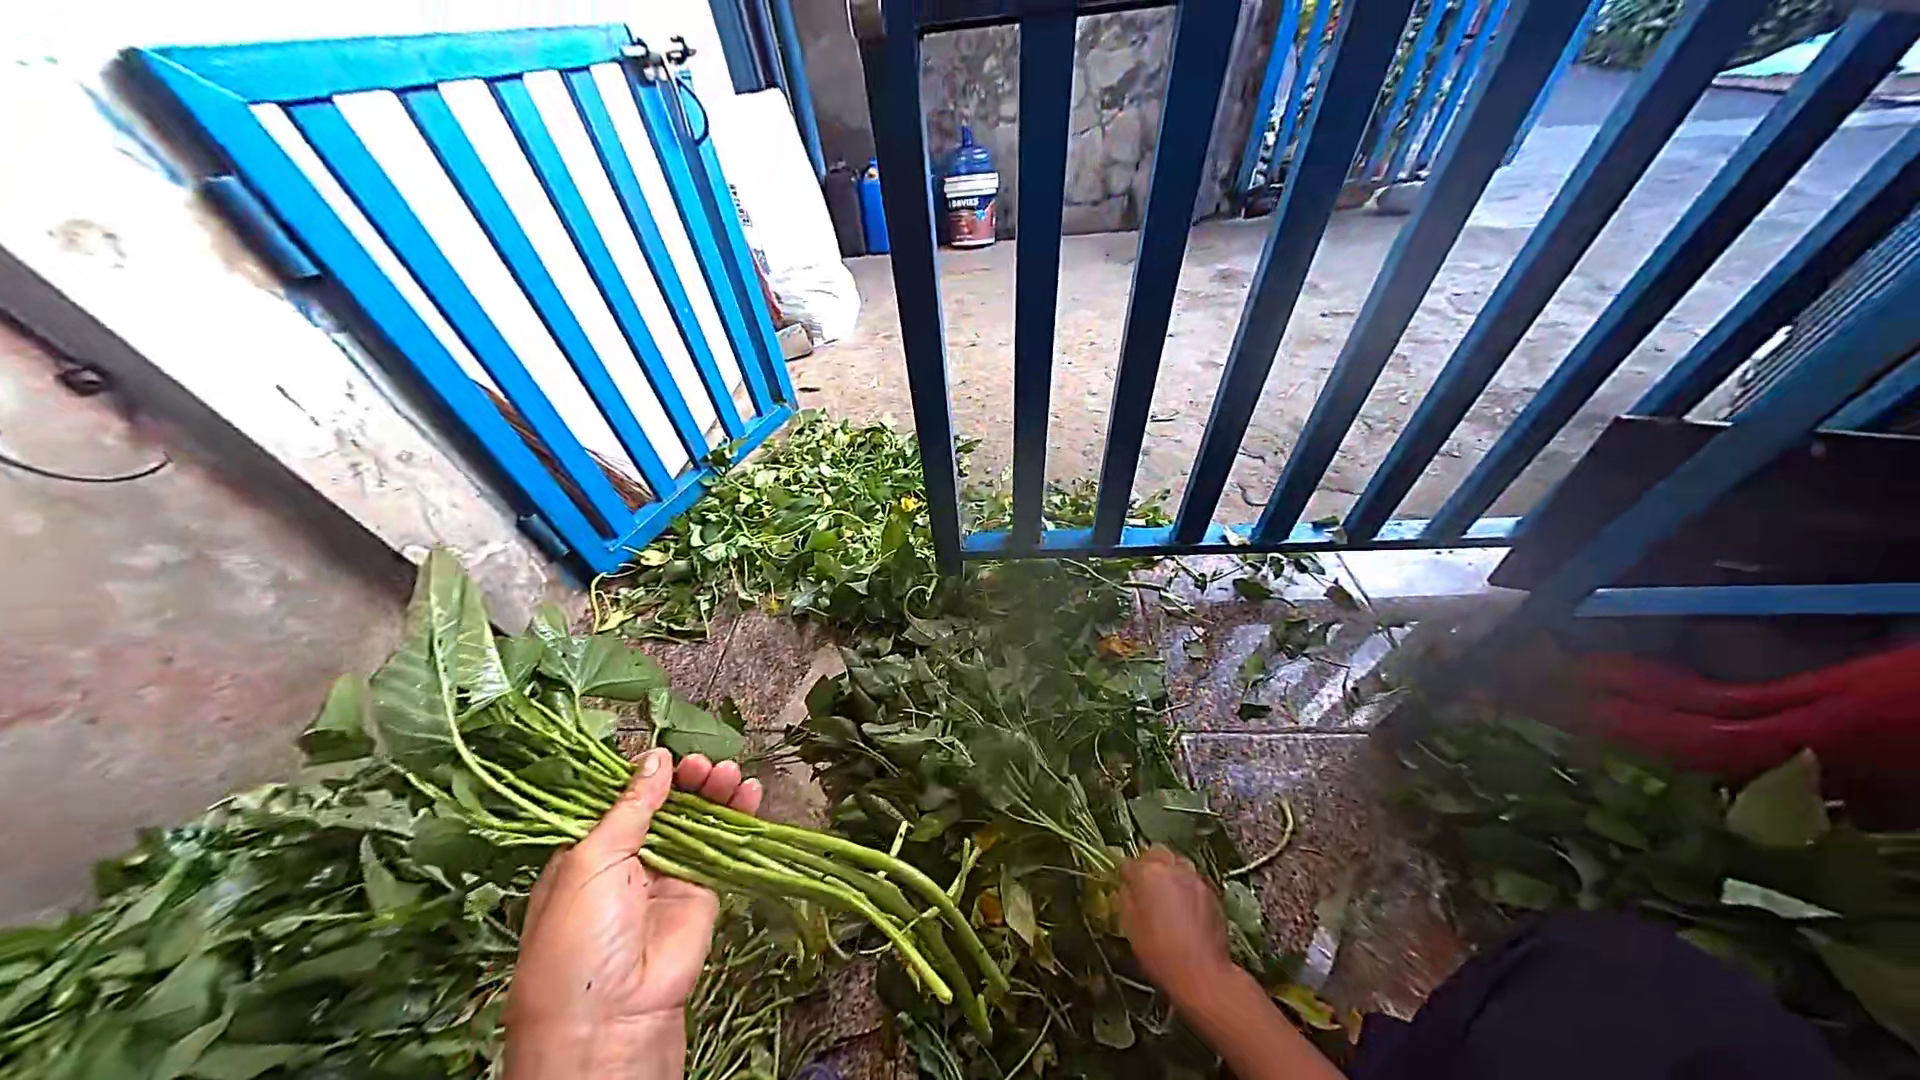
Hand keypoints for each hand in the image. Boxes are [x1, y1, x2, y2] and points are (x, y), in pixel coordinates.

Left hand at [504, 750, 763, 1079]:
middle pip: (666, 803)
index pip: (624, 797)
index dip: (647, 773)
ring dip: (714, 790)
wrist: (614, 1015)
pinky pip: (723, 843)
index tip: (667, 754)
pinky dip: (739, 815)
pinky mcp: (703, 887)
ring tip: (726, 772)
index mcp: (589, 849)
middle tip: (701, 764)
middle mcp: (629, 857)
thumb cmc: (578, 940)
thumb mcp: (590, 861)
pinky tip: (749, 792)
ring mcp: (668, 871)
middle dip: (685, 779)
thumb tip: (655, 759)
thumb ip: (630, 807)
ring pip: (697, 818)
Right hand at [1118, 847, 1234, 1003]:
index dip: (1124, 875)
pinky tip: (1186, 908)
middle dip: (1149, 864)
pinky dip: (1186, 888)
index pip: (1128, 863)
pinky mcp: (1212, 893)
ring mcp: (1195, 879)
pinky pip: (1193, 881)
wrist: (1203, 974)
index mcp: (1147, 873)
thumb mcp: (1130, 925)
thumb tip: (1128, 885)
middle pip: (1156, 853)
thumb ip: (1126, 897)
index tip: (1124, 884)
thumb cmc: (1159, 951)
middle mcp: (1172, 868)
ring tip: (1168, 894)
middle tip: (1146, 885)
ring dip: (1170, 873)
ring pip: (1178, 864)